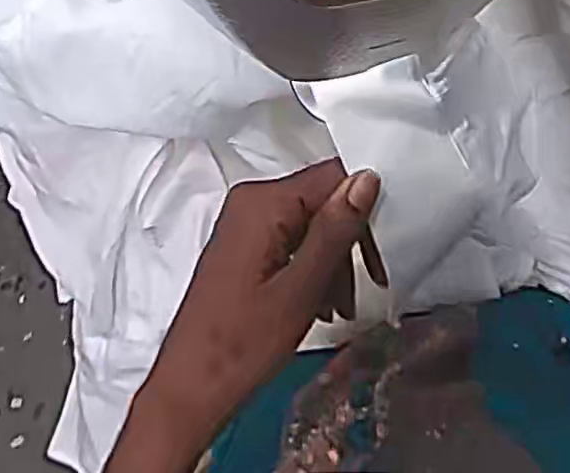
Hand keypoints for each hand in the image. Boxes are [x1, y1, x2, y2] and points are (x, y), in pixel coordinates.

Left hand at [108, 160, 383, 471]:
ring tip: (337, 305)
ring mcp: (245, 220)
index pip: (333, 177)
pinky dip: (310, 264)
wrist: (189, 391)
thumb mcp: (300, 290)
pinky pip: (291, 237)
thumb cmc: (240, 347)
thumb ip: (335, 231)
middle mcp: (252, 200)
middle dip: (348, 240)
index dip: (364, 211)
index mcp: (263, 202)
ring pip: (309, 221)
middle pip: (322, 199)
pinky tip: (318, 301)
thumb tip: (367, 179)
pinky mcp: (245, 242)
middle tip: (365, 284)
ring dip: (332, 258)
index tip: (381, 253)